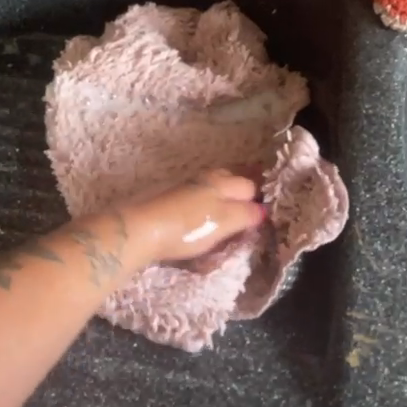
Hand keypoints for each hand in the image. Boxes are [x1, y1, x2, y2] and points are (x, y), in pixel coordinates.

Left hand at [129, 169, 264, 262]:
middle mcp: (205, 178)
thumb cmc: (188, 227)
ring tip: (225, 217)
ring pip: (212, 186)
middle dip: (241, 194)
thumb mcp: (224, 223)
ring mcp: (186, 185)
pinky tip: (201, 217)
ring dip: (222, 197)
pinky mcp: (171, 196)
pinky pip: (197, 195)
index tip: (260, 218)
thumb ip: (246, 215)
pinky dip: (205, 203)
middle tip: (246, 215)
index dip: (257, 201)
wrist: (143, 228)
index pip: (249, 186)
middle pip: (231, 180)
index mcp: (221, 182)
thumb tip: (263, 210)